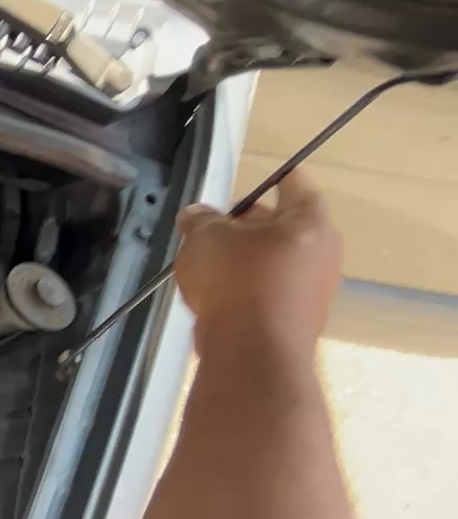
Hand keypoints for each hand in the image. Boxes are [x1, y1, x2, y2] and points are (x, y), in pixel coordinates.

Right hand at [175, 170, 341, 355]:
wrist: (253, 345)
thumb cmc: (235, 279)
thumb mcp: (205, 238)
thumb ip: (200, 219)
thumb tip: (197, 213)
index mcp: (308, 224)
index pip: (297, 188)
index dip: (281, 178)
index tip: (272, 173)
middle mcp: (321, 250)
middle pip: (284, 224)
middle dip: (250, 221)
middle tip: (215, 223)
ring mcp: (313, 283)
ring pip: (275, 255)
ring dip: (245, 252)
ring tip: (207, 257)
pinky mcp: (296, 310)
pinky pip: (269, 283)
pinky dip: (246, 279)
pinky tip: (217, 287)